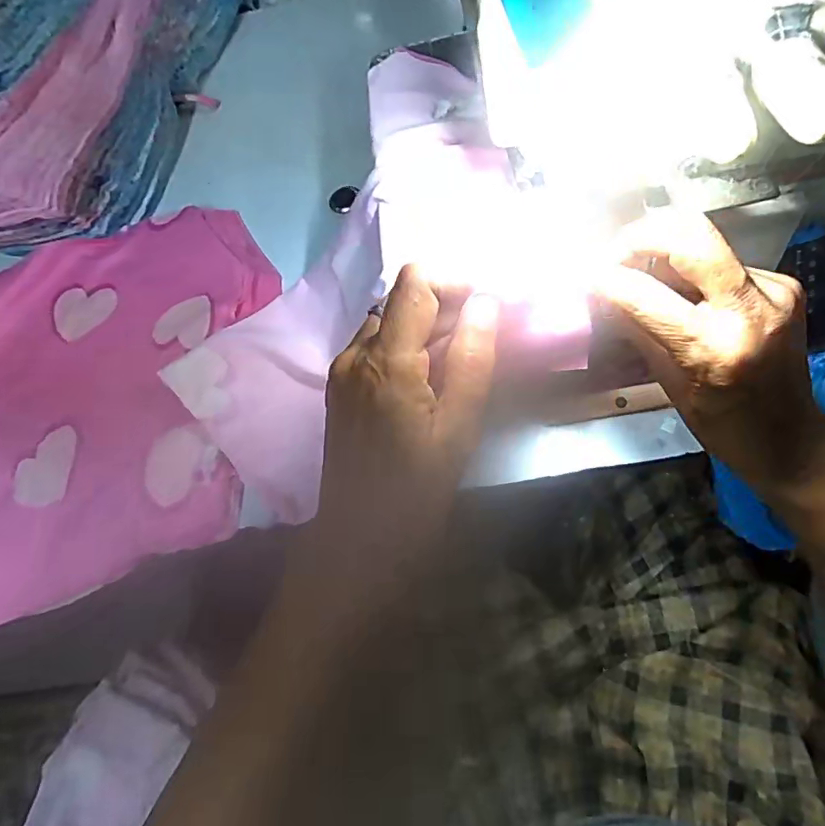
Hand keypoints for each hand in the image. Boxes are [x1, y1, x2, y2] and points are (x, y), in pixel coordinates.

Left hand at [305, 265, 500, 603]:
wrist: (357, 542)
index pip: (414, 284)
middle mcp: (355, 354)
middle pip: (401, 301)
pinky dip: (403, 351)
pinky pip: (374, 348)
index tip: (484, 308)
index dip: (452, 283)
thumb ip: (473, 357)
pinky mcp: (338, 388)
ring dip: (423, 331)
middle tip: (479, 343)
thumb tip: (486, 302)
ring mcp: (341, 370)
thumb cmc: (416, 490)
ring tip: (454, 368)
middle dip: (443, 310)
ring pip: (387, 323)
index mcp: (385, 360)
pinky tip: (425, 385)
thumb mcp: (459, 426)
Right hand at [593, 211, 824, 501]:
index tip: (586, 275)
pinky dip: (693, 271)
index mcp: (713, 346)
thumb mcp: (668, 382)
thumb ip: (636, 329)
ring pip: (703, 243)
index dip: (605, 278)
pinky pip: (723, 262)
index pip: (643, 292)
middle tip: (615, 257)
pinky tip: (686, 294)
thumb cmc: (724, 425)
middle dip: (639, 238)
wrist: (793, 440)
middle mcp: (749, 309)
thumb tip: (600, 292)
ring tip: (643, 276)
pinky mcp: (784, 284)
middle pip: (687, 236)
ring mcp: (773, 291)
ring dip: (664, 254)